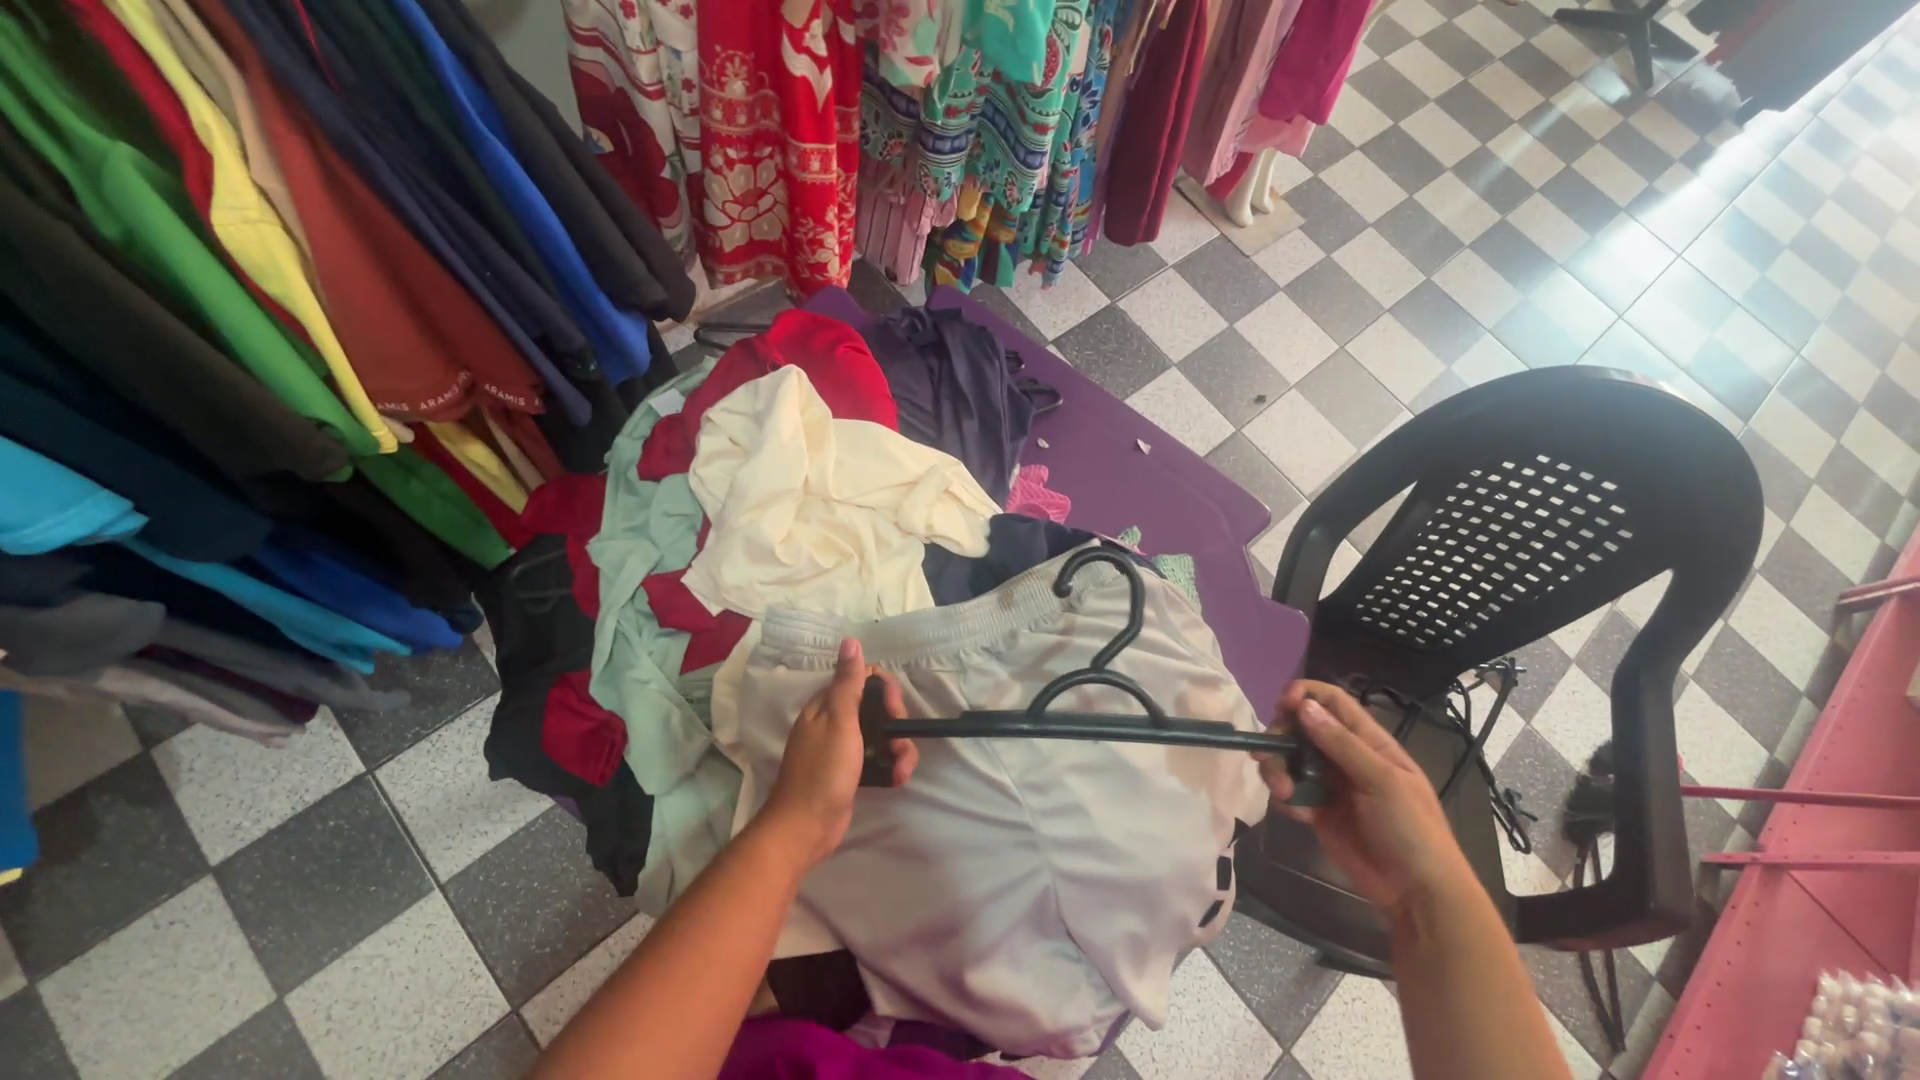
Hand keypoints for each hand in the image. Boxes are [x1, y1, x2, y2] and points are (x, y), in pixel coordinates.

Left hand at [758, 638, 917, 867]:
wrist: (807, 827)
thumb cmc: (823, 771)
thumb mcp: (839, 721)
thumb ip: (848, 683)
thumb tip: (850, 641)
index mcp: (826, 706)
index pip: (863, 680)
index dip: (884, 691)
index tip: (893, 710)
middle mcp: (833, 723)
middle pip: (876, 708)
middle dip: (896, 724)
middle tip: (899, 744)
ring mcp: (842, 749)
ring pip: (881, 735)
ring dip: (899, 749)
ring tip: (903, 769)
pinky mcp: (850, 773)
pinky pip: (878, 759)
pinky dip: (891, 766)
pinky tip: (897, 779)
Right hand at [1256, 680, 1474, 917]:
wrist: (1417, 891)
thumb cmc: (1412, 829)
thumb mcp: (1382, 781)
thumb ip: (1341, 744)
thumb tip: (1304, 707)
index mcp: (1369, 742)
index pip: (1333, 702)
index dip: (1305, 695)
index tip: (1281, 704)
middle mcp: (1345, 757)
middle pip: (1302, 729)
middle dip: (1281, 737)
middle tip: (1268, 753)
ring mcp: (1330, 785)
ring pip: (1290, 760)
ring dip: (1277, 769)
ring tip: (1283, 792)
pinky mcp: (1317, 811)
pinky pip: (1290, 792)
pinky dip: (1285, 797)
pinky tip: (1296, 813)